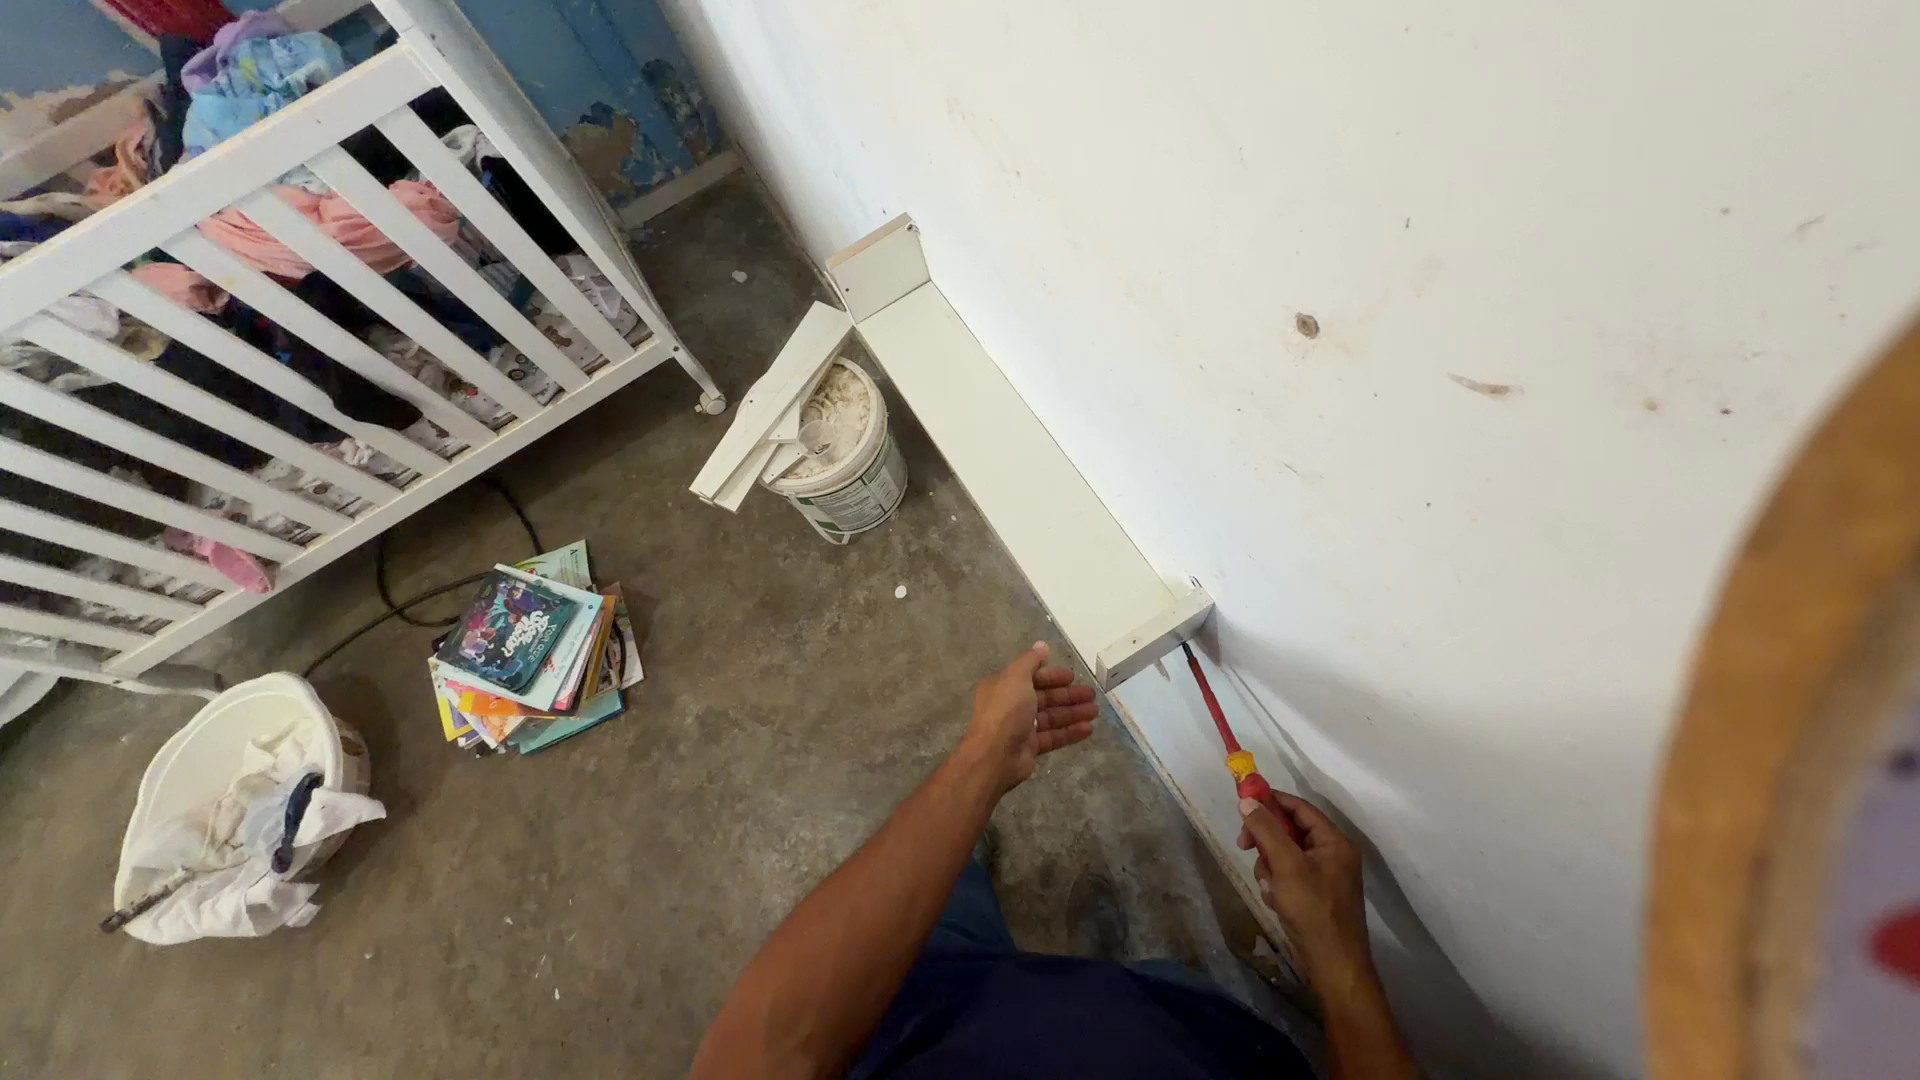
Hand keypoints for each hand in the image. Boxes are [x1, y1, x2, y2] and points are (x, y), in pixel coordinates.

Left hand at [957, 641, 1096, 796]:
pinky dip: (1070, 732)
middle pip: (1044, 697)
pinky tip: (1089, 729)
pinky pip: (1053, 736)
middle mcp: (1011, 705)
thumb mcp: (1016, 677)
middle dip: (1068, 695)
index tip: (1072, 676)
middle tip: (1091, 694)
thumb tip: (1041, 645)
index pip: (1032, 677)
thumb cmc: (1005, 711)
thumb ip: (1030, 661)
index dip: (1052, 676)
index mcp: (1004, 686)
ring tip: (1095, 711)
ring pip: (1051, 717)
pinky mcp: (1030, 747)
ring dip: (1073, 713)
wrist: (994, 756)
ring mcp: (1021, 727)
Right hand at [1238, 792, 1370, 983]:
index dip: (1271, 801)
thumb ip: (1266, 829)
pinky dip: (1277, 883)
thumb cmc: (1312, 909)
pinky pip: (1287, 875)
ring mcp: (1323, 876)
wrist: (1333, 965)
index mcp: (1334, 842)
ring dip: (1269, 866)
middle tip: (1244, 845)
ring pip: (1284, 853)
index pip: (1299, 807)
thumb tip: (1247, 801)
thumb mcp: (1286, 864)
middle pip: (1289, 830)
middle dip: (1266, 840)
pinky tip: (1276, 900)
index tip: (1243, 804)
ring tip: (1270, 886)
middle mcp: (1331, 854)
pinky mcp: (1314, 894)